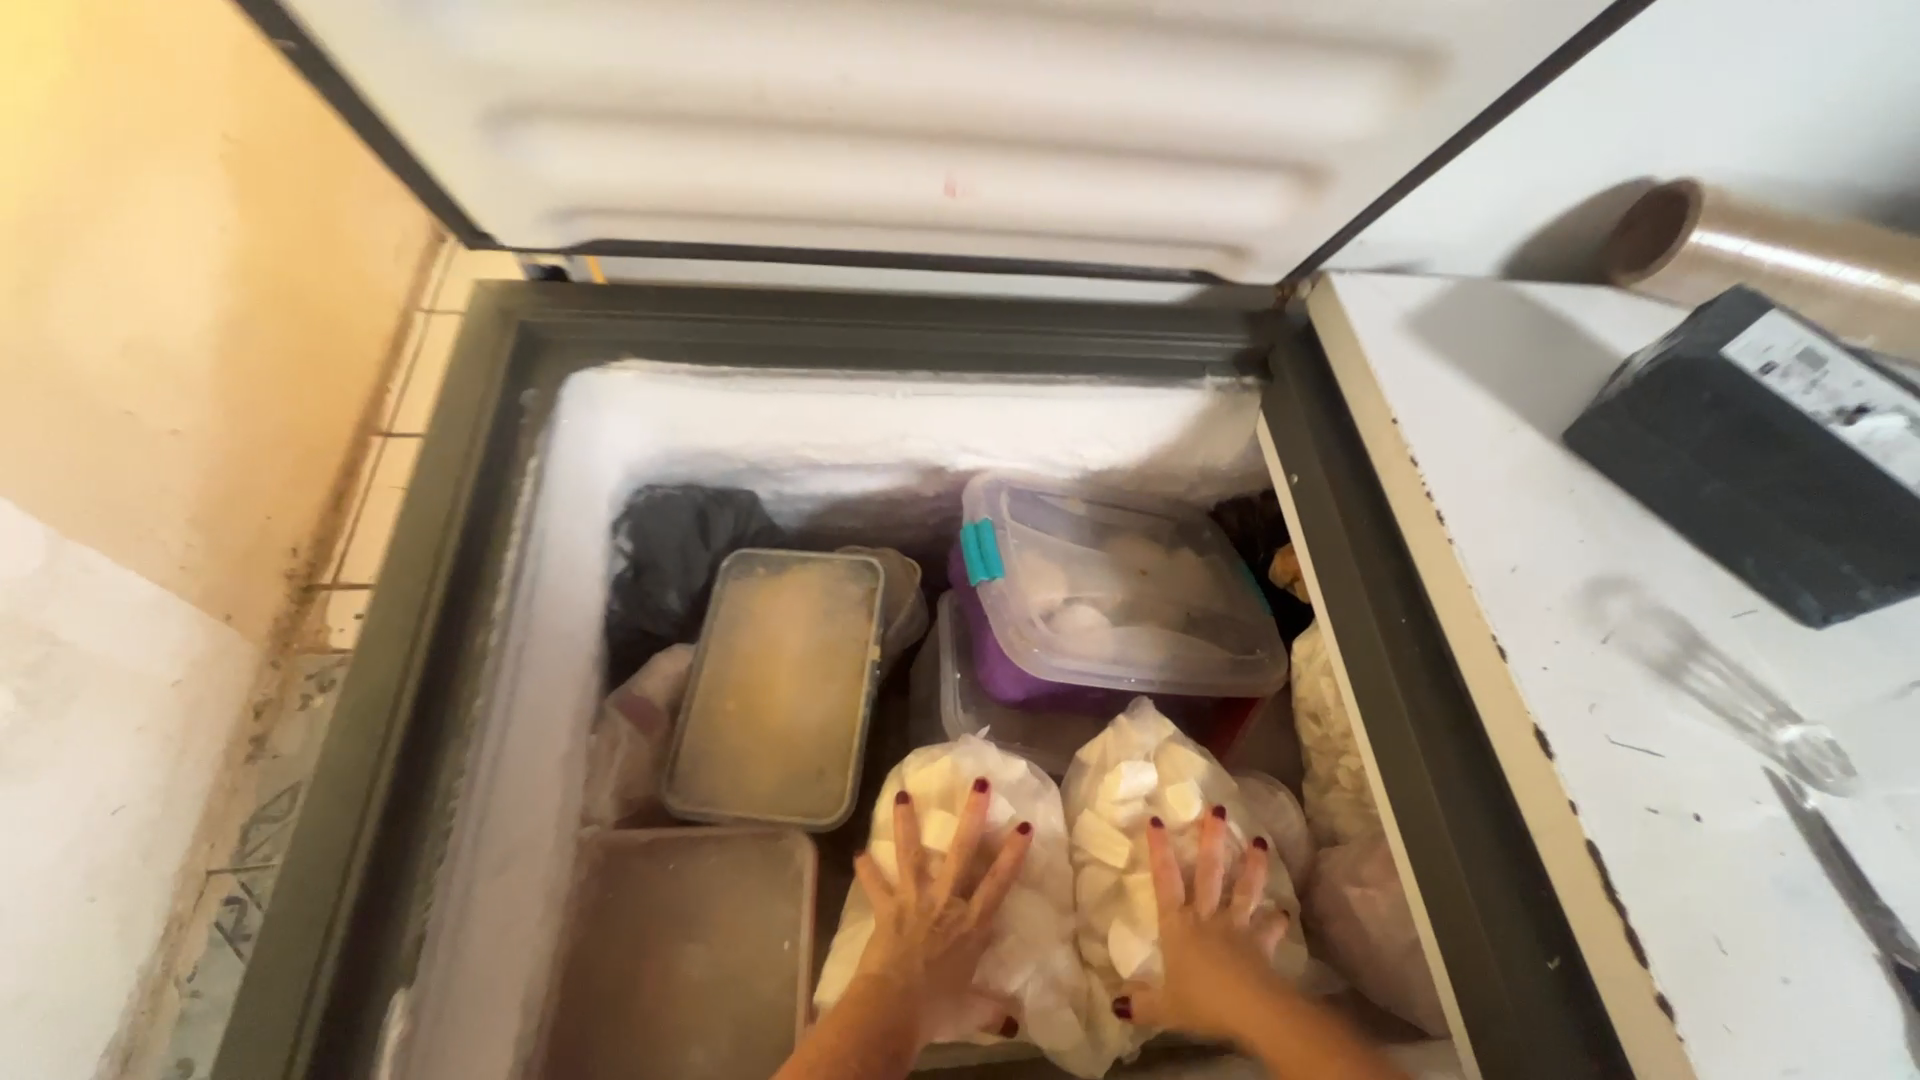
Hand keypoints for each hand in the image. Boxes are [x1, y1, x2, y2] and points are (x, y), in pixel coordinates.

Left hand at [850, 777, 1032, 1046]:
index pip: (999, 882)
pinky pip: (875, 885)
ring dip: (906, 823)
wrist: (893, 1009)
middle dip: (972, 816)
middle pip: (961, 852)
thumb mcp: (972, 1008)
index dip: (1013, 853)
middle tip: (979, 784)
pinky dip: (867, 870)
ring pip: (912, 854)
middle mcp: (945, 903)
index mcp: (972, 924)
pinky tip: (859, 852)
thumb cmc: (937, 1009)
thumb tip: (1015, 1019)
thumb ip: (993, 1007)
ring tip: (901, 794)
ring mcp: (913, 901)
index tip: (1024, 824)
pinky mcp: (886, 908)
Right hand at [1112, 807, 1290, 1042]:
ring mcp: (1237, 928)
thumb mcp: (1164, 1008)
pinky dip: (1278, 920)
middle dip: (1212, 840)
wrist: (1251, 1011)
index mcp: (1177, 925)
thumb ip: (1141, 1005)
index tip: (1156, 820)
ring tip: (1261, 842)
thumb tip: (1115, 1005)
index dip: (1159, 851)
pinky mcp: (1261, 945)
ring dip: (1253, 866)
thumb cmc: (1201, 1002)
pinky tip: (1286, 912)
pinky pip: (1270, 928)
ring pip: (1243, 890)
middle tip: (1218, 809)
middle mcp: (1206, 917)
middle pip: (1209, 872)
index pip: (1165, 880)